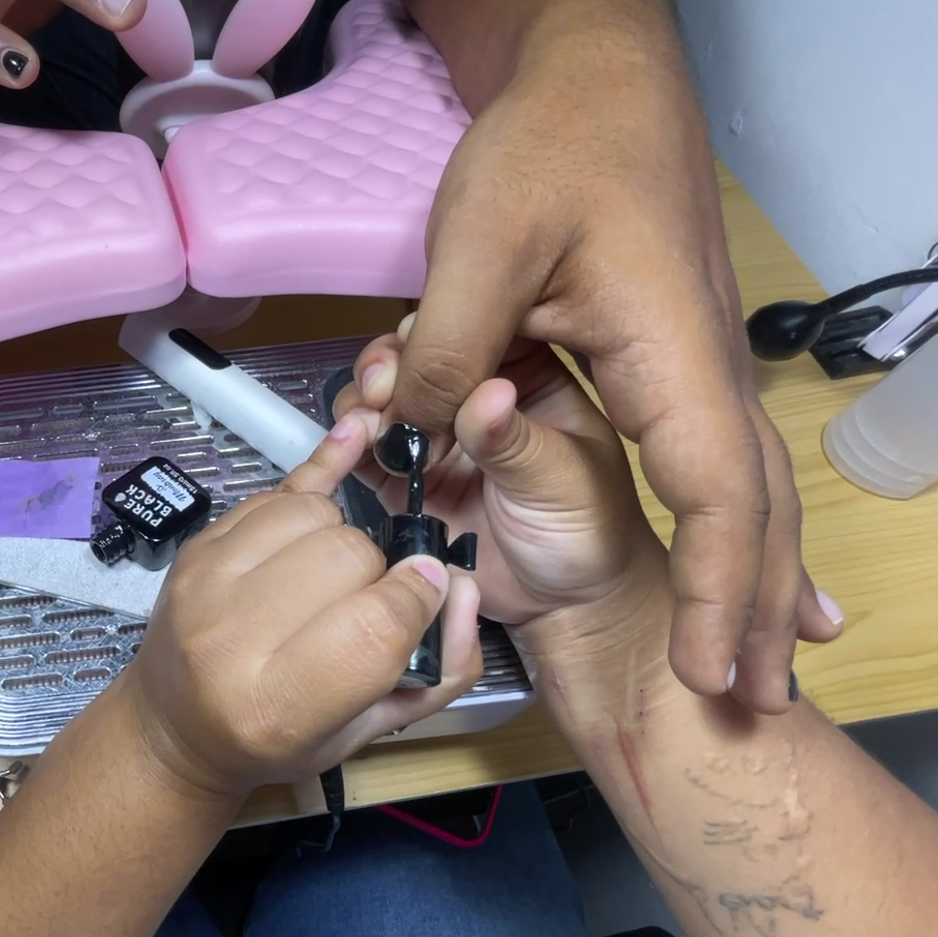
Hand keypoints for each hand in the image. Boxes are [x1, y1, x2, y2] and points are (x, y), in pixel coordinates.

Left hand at [117, 413, 483, 800]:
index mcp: (274, 708)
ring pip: (310, 512)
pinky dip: (308, 498)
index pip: (372, 628)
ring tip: (331, 569)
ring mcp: (203, 585)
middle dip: (377, 570)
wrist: (177, 727)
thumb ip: (435, 671)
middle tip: (366, 594)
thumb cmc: (273, 742)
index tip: (425, 594)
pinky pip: (270, 495)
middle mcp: (229, 641)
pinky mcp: (193, 549)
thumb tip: (458, 586)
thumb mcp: (363, 734)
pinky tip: (333, 481)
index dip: (416, 600)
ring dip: (339, 533)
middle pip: (344, 556)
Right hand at [342, 336, 663, 634]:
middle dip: (391, 365)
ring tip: (367, 420)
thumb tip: (484, 394)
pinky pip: (363, 451)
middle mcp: (469, 399)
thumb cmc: (587, 534)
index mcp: (525, 378)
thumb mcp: (562, 481)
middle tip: (383, 388)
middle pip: (416, 357)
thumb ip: (516, 442)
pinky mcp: (400, 480)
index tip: (418, 346)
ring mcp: (431, 438)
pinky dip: (350, 444)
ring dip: (364, 400)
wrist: (559, 606)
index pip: (476, 330)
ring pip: (382, 398)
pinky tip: (352, 444)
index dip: (442, 330)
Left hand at [357, 38, 840, 711]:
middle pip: (751, 505)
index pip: (718, 493)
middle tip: (749, 697)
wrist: (593, 81)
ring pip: (729, 485)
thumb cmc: (549, 151)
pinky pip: (688, 453)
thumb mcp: (477, 258)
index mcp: (669, 355)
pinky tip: (717, 556)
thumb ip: (449, 362)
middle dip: (749, 606)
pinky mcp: (647, 356)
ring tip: (744, 656)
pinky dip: (710, 519)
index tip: (711, 669)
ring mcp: (677, 364)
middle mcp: (695, 370)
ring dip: (738, 575)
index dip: (717, 590)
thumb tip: (420, 442)